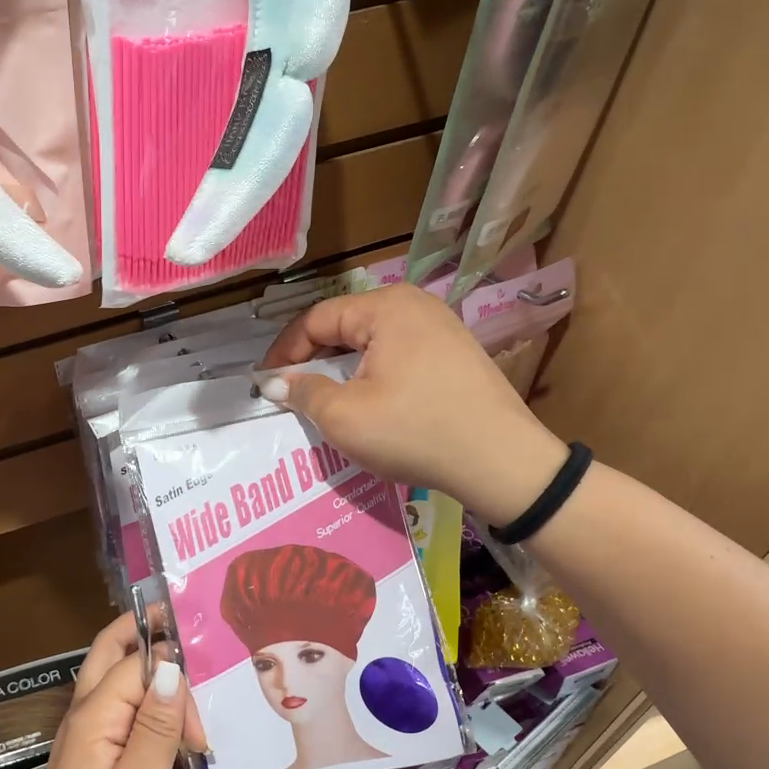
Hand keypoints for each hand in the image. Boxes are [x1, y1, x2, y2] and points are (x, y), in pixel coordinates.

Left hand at [0, 616, 195, 768]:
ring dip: (154, 682)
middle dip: (150, 641)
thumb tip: (171, 667)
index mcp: (91, 719)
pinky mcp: (97, 763)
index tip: (206, 720)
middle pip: (111, 655)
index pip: (136, 665)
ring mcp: (87, 740)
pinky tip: (178, 735)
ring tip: (190, 689)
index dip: (175, 680)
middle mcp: (84, 719)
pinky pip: (124, 719)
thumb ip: (154, 729)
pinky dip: (151, 716)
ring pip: (119, 685)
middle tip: (192, 638)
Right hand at [258, 284, 567, 526]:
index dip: (283, 352)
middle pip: (344, 326)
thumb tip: (275, 382)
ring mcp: (441, 327)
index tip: (264, 384)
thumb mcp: (344, 416)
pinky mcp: (455, 353)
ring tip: (324, 400)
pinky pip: (397, 354)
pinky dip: (372, 374)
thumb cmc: (415, 431)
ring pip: (371, 341)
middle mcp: (414, 305)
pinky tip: (367, 403)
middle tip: (291, 393)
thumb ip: (303, 392)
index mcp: (385, 307)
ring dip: (342, 368)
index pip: (315, 319)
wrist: (503, 463)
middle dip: (312, 359)